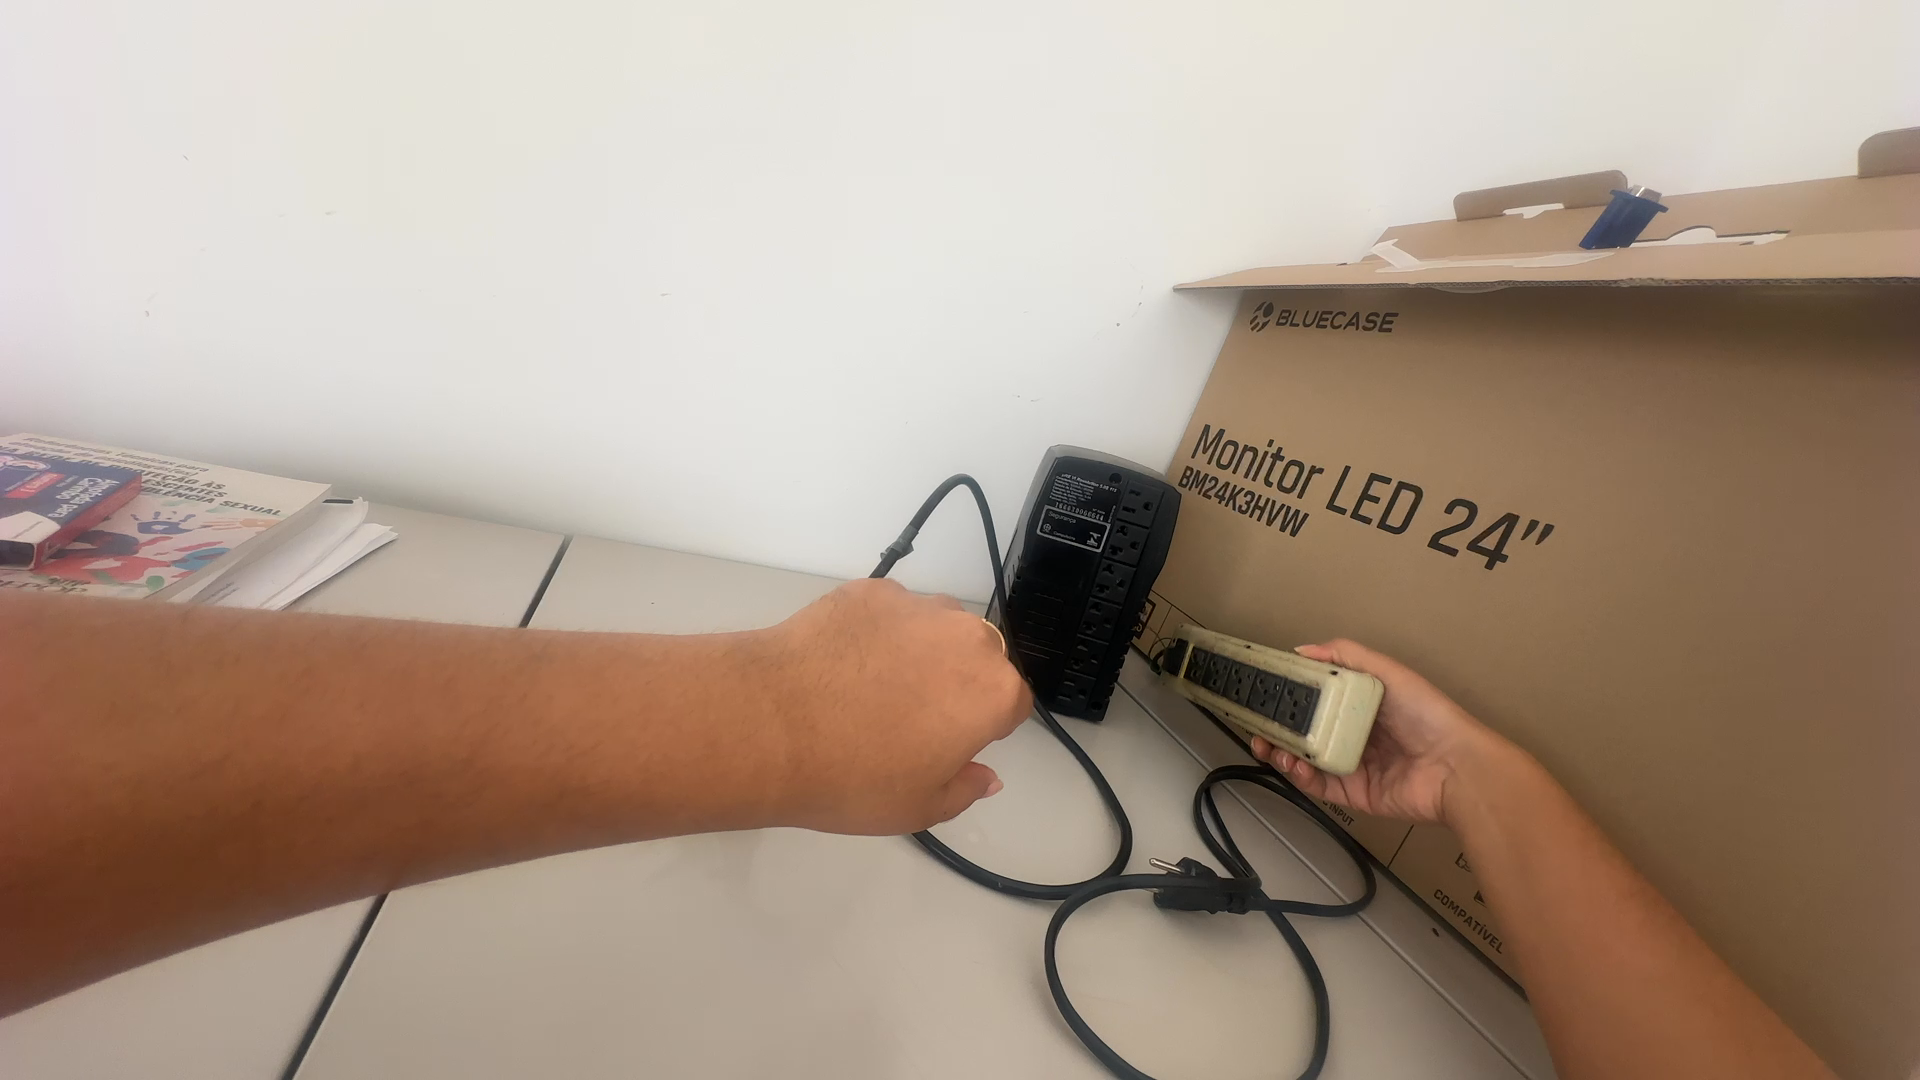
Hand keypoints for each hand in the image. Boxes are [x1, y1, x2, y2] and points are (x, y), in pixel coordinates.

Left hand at [740, 578, 1031, 834]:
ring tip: (873, 682)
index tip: (951, 741)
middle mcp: (966, 636)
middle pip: (981, 656)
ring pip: (937, 625)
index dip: (986, 725)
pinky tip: (841, 659)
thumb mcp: (919, 807)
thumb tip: (986, 775)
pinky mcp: (871, 589)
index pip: (1014, 702)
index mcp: (992, 690)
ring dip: (923, 648)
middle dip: (959, 681)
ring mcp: (916, 605)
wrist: (770, 723)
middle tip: (910, 715)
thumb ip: (966, 788)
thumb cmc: (853, 776)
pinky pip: (890, 609)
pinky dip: (877, 629)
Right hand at [1247, 639, 1508, 826]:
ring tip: (1270, 747)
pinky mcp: (1353, 793)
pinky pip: (1318, 786)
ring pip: (1303, 760)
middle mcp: (1351, 734)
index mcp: (1357, 706)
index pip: (1313, 700)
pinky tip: (1293, 765)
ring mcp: (1350, 765)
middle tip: (1255, 726)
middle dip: (1275, 729)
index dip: (1286, 698)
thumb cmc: (1427, 714)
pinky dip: (1300, 776)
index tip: (1263, 695)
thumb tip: (1301, 649)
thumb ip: (1346, 655)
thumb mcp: (1387, 672)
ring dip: (1281, 753)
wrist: (1458, 767)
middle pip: (1302, 732)